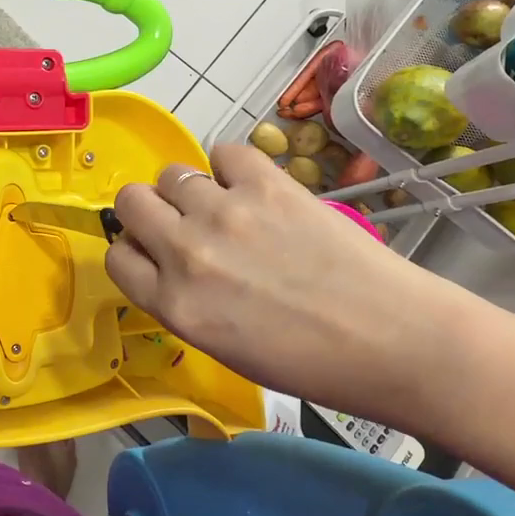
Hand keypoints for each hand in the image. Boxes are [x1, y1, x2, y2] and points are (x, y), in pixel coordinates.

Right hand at [104, 143, 483, 423]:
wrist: (397, 342)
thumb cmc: (313, 363)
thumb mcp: (223, 347)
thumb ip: (182, 301)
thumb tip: (168, 261)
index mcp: (176, 305)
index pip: (117, 258)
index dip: (136, 252)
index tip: (157, 255)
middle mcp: (187, 254)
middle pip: (131, 201)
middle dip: (149, 210)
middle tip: (184, 223)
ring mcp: (225, 213)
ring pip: (171, 173)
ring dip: (190, 189)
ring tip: (226, 205)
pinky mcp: (266, 184)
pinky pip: (223, 152)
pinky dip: (232, 167)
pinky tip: (255, 188)